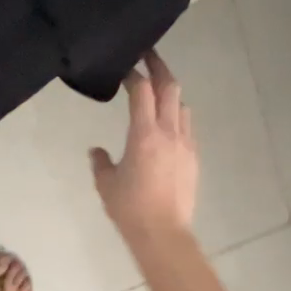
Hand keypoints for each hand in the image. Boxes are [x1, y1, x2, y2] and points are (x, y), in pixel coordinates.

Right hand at [90, 50, 198, 251]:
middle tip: (148, 57)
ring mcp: (185, 144)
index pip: (142, 91)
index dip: (134, 74)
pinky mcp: (193, 158)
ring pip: (181, 106)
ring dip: (170, 93)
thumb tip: (97, 151)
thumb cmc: (129, 208)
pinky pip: (187, 127)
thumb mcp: (106, 184)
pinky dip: (176, 117)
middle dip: (159, 68)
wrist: (163, 233)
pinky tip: (168, 125)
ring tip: (158, 92)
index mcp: (144, 134)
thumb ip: (100, 162)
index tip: (126, 67)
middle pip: (169, 88)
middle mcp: (169, 132)